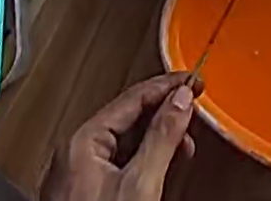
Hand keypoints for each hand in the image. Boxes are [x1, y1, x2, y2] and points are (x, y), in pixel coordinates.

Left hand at [41, 73, 198, 200]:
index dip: (168, 87)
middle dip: (165, 113)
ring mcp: (78, 178)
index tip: (194, 82)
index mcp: (82, 142)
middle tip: (193, 110)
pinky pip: (120, 164)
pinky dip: (146, 160)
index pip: (133, 97)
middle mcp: (76, 155)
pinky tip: (163, 166)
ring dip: (158, 137)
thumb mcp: (140, 185)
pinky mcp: (86, 198)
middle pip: (129, 117)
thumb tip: (181, 100)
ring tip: (184, 143)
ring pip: (126, 141)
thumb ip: (162, 137)